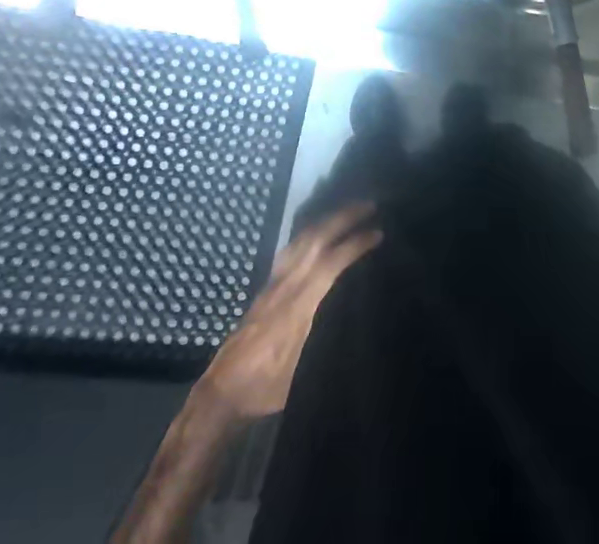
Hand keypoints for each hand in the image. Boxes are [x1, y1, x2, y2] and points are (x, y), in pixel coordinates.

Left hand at [198, 202, 380, 417]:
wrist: (220, 393)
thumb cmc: (267, 386)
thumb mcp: (305, 374)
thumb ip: (331, 347)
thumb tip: (366, 332)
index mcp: (298, 305)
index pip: (330, 262)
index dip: (355, 244)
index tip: (378, 232)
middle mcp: (284, 286)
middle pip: (313, 240)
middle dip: (341, 218)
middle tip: (367, 204)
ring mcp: (272, 285)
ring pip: (298, 241)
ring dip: (324, 221)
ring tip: (346, 211)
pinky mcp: (264, 290)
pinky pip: (290, 250)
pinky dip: (308, 234)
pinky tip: (316, 234)